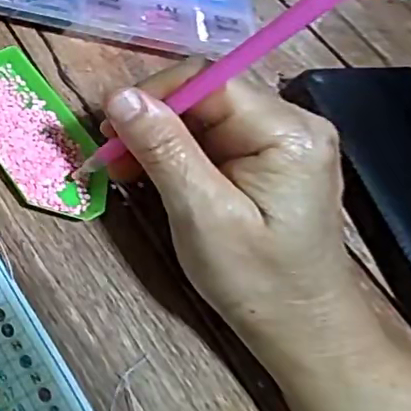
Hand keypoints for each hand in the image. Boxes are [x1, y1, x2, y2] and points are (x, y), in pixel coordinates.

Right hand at [100, 59, 379, 365]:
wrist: (301, 329)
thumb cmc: (256, 279)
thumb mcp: (201, 213)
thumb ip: (163, 149)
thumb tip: (119, 96)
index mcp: (286, 131)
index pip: (207, 81)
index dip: (152, 95)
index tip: (110, 129)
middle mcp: (289, 122)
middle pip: (201, 94)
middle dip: (149, 119)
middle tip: (112, 157)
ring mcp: (277, 139)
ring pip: (197, 114)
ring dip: (153, 137)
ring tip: (124, 171)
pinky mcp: (262, 157)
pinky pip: (205, 136)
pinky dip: (169, 151)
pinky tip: (149, 174)